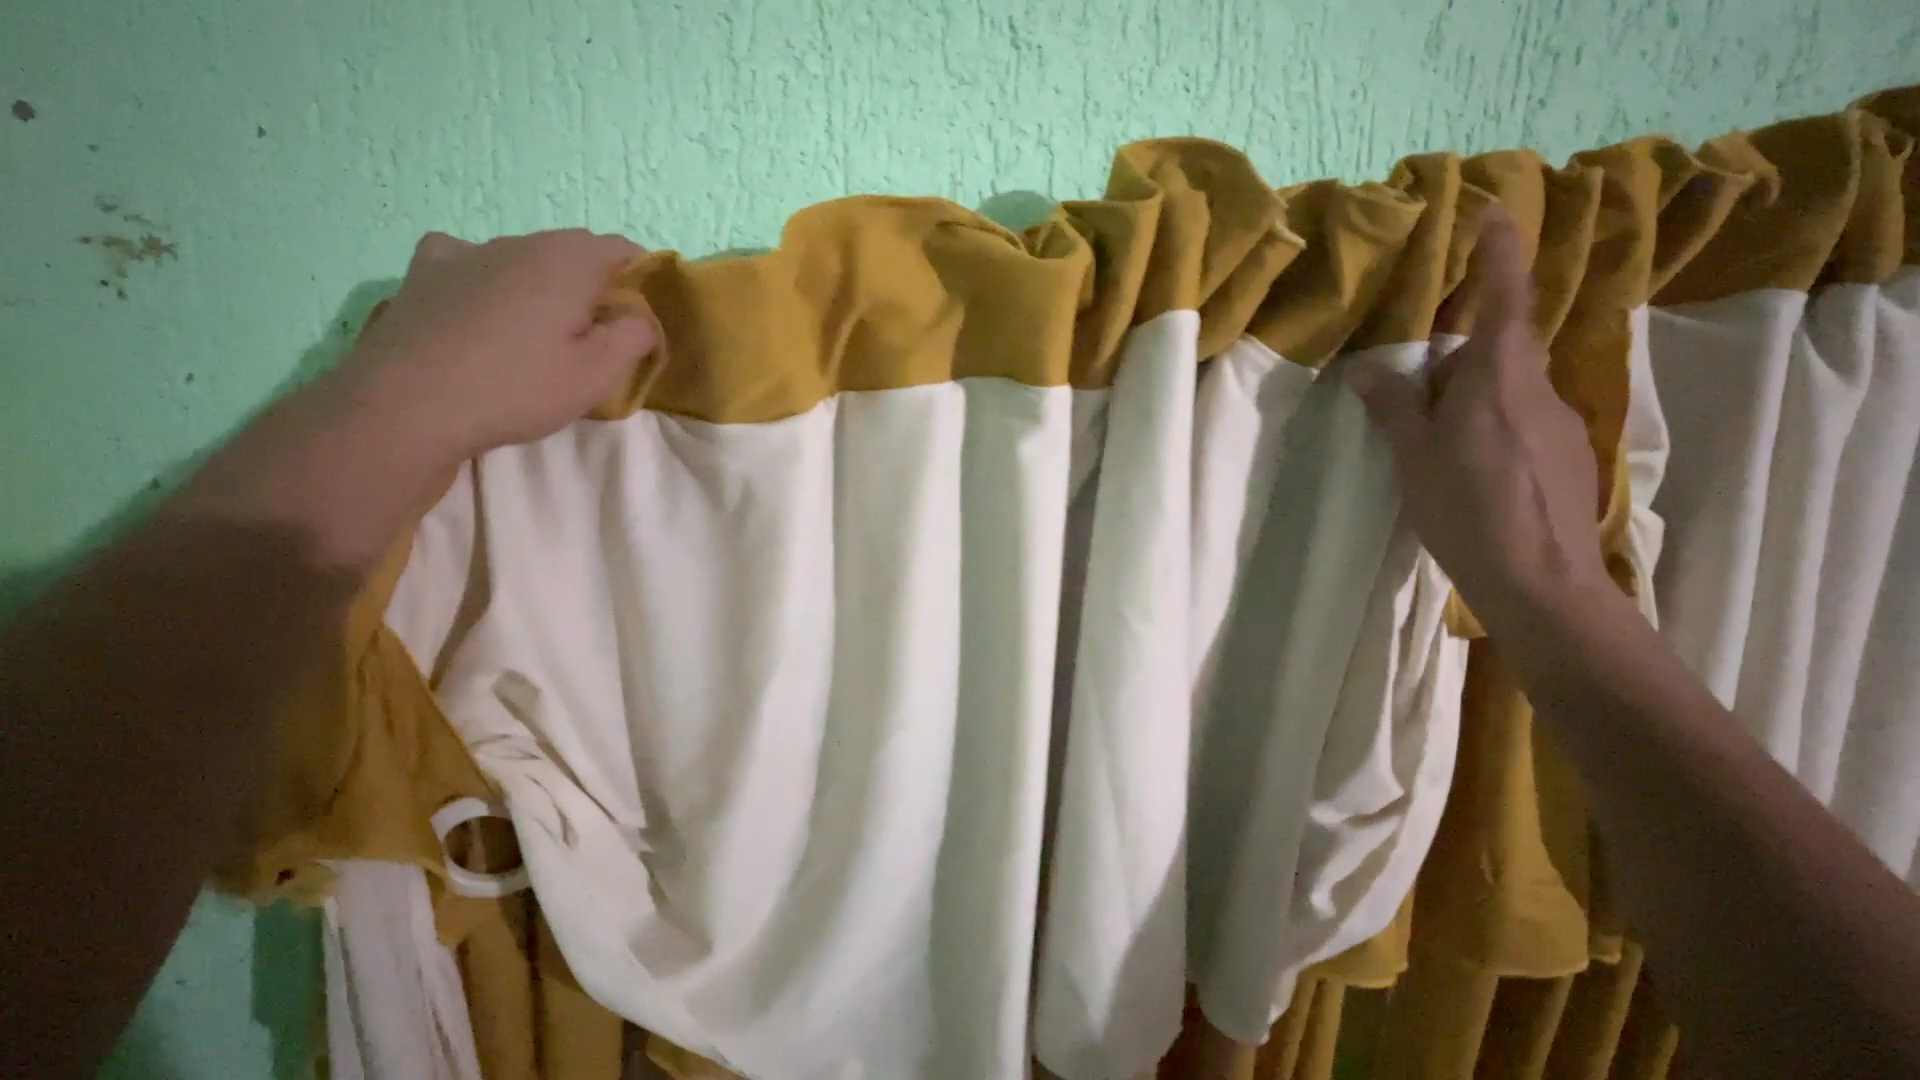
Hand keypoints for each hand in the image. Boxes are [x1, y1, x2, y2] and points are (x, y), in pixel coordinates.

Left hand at [338, 229, 658, 458]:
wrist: (407, 404)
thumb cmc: (516, 389)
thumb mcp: (596, 376)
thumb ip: (634, 338)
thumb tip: (642, 319)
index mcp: (567, 261)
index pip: (621, 249)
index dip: (642, 277)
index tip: (644, 316)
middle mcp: (518, 243)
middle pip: (573, 251)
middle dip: (593, 284)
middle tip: (596, 334)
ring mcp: (466, 252)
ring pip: (523, 257)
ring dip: (541, 284)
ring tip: (538, 331)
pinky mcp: (424, 272)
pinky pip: (468, 260)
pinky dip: (485, 276)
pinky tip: (480, 304)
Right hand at [1343, 208, 1611, 627]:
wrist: (1543, 582)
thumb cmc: (1468, 512)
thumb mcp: (1415, 460)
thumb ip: (1394, 409)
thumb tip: (1364, 370)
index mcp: (1498, 379)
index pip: (1506, 298)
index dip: (1500, 254)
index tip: (1494, 214)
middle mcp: (1538, 389)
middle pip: (1503, 347)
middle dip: (1462, 350)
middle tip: (1420, 377)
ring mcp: (1560, 424)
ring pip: (1511, 388)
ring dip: (1474, 394)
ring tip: (1436, 436)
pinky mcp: (1567, 456)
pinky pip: (1523, 420)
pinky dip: (1492, 424)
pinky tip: (1470, 469)